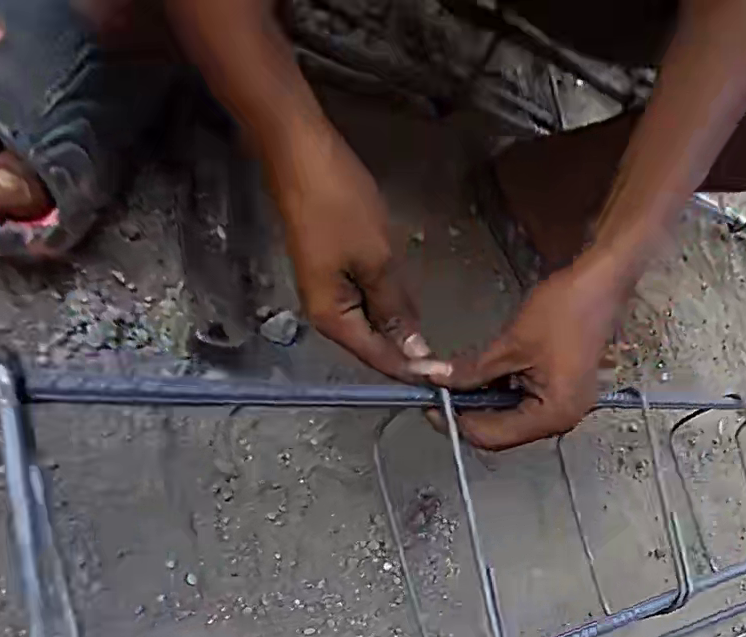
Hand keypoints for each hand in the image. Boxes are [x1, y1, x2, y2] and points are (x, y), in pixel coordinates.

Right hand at [266, 134, 444, 383]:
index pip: (380, 359)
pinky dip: (391, 313)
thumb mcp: (377, 261)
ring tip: (438, 348)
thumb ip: (396, 309)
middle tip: (448, 366)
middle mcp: (327, 316)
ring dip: (401, 336)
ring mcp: (330, 295)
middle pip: (375, 349)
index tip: (446, 378)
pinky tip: (412, 315)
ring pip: (373, 328)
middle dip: (409, 358)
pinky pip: (368, 306)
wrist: (297, 149)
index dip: (413, 371)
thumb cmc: (337, 204)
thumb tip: (415, 351)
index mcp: (333, 319)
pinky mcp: (335, 276)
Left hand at [438, 255, 629, 449]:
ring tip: (451, 383)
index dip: (456, 423)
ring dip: (480, 404)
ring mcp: (562, 409)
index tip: (427, 403)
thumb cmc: (562, 312)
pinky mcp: (560, 394)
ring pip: (510, 419)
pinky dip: (498, 394)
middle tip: (435, 392)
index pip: (493, 436)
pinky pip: (522, 404)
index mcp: (553, 416)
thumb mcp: (511, 344)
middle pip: (502, 433)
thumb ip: (471, 371)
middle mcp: (560, 421)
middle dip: (467, 414)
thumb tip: (432, 381)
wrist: (601, 286)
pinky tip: (477, 378)